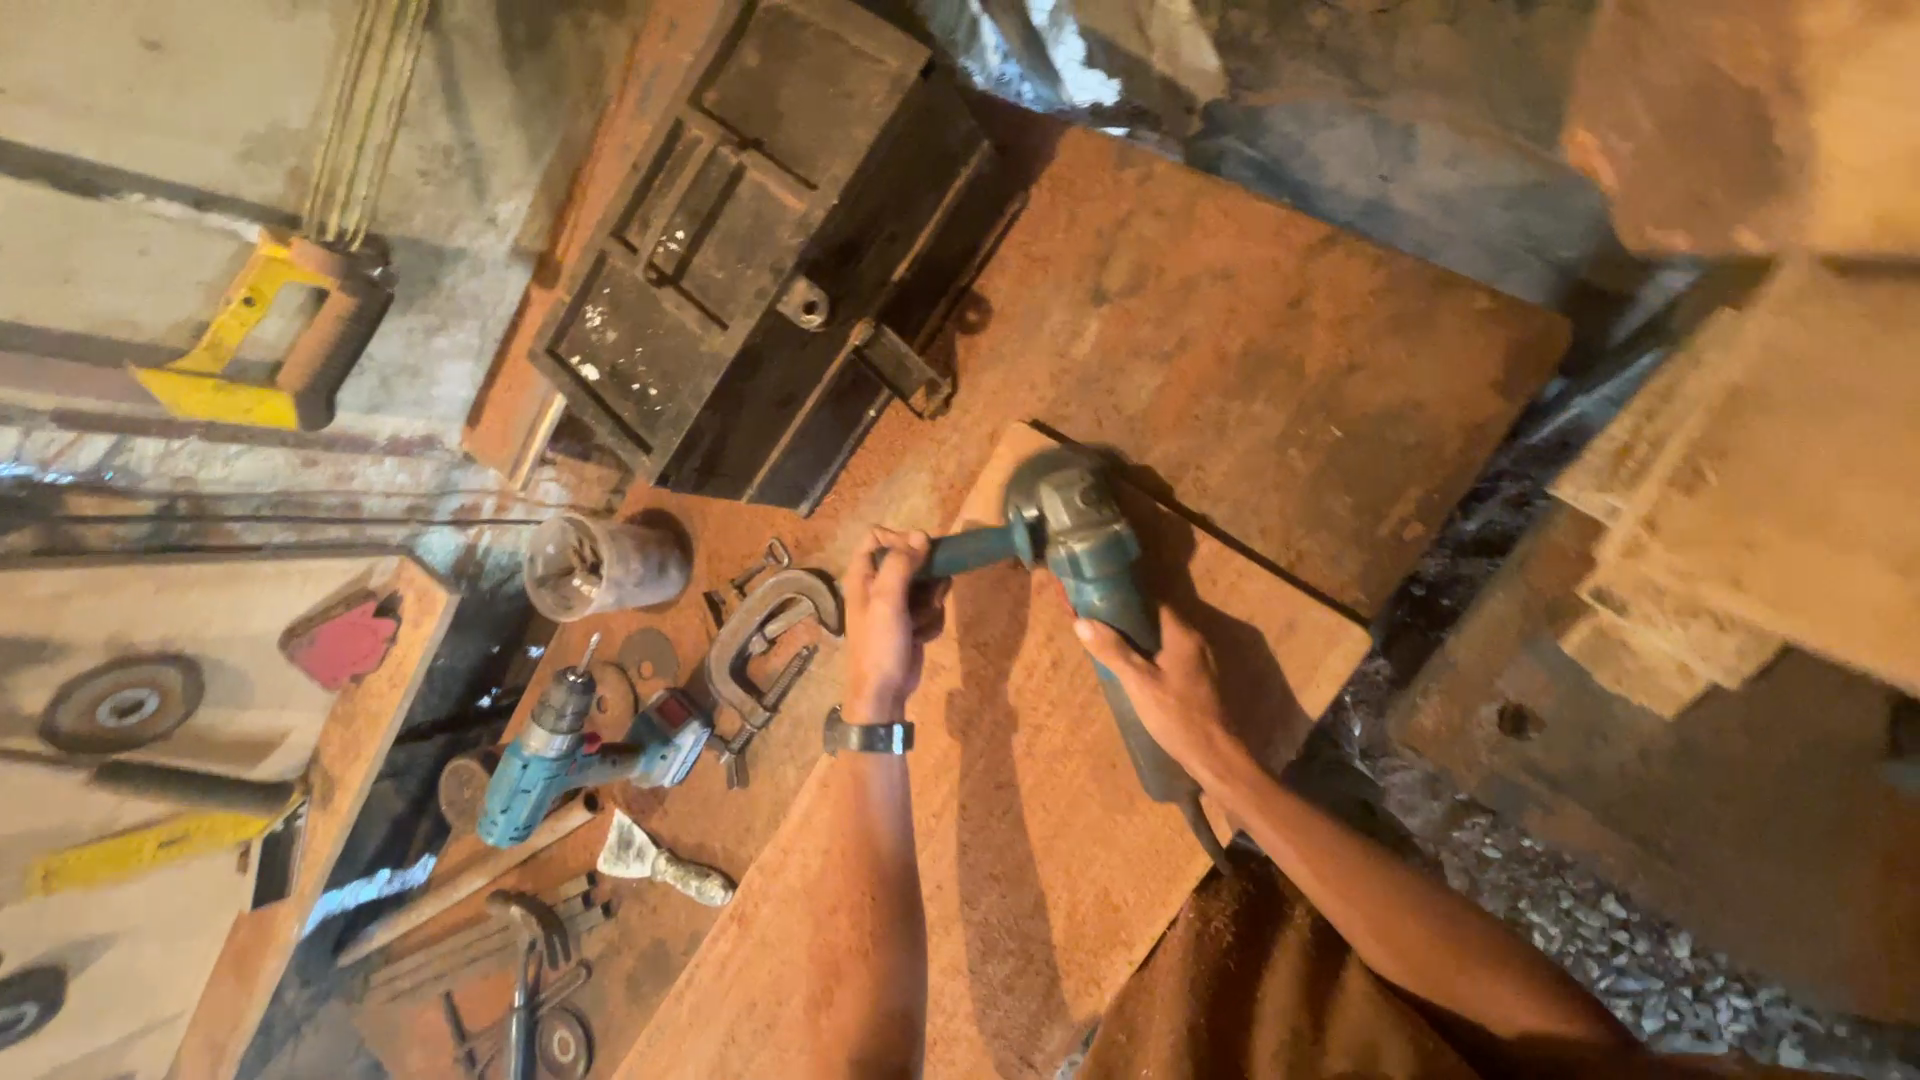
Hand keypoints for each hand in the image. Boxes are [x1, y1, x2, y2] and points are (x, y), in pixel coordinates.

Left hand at [843, 527, 949, 722]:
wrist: (883, 692)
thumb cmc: (879, 644)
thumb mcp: (887, 600)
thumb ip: (901, 564)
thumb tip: (921, 535)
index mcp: (862, 574)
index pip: (878, 536)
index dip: (901, 539)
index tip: (920, 553)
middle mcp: (877, 584)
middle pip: (910, 558)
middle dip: (926, 577)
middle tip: (930, 594)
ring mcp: (896, 604)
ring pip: (927, 583)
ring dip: (930, 603)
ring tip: (920, 621)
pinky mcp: (911, 621)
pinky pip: (931, 607)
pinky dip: (930, 621)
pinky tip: (921, 636)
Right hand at [1074, 606, 1244, 779]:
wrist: (1213, 756)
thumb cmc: (1176, 717)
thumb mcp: (1138, 683)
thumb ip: (1112, 651)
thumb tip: (1082, 622)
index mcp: (1183, 636)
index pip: (1155, 603)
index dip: (1128, 602)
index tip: (1102, 605)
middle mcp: (1197, 643)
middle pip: (1160, 622)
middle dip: (1131, 624)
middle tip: (1101, 629)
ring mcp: (1202, 664)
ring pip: (1165, 642)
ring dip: (1142, 644)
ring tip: (1112, 650)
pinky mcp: (1200, 682)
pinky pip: (1172, 659)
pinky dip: (1153, 659)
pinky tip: (1136, 673)